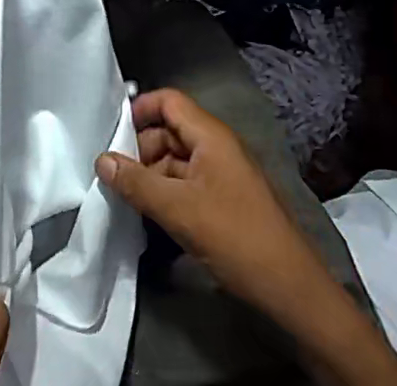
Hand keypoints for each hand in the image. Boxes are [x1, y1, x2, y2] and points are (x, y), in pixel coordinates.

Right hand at [96, 90, 396, 385]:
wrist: (295, 295)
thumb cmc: (237, 238)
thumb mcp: (178, 209)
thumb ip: (135, 182)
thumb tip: (101, 160)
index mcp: (212, 138)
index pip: (169, 101)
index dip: (139, 109)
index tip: (112, 132)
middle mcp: (218, 149)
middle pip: (168, 131)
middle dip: (139, 149)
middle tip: (116, 174)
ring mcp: (224, 177)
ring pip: (175, 161)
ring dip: (150, 175)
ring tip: (129, 198)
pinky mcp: (226, 203)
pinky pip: (186, 184)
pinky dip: (166, 193)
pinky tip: (151, 215)